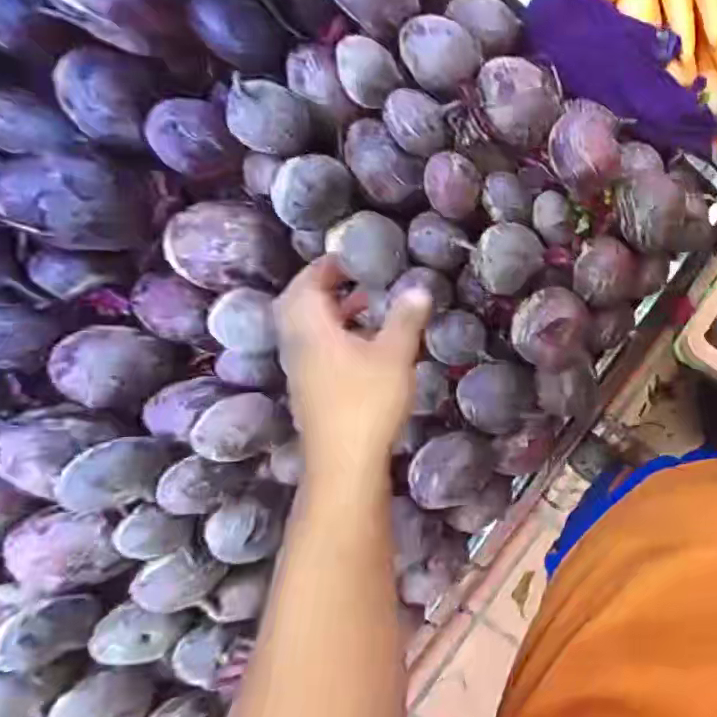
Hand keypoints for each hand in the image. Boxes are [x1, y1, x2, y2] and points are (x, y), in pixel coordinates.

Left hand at [275, 257, 432, 472]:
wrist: (344, 460)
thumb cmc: (367, 401)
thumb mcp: (395, 354)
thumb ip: (405, 319)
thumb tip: (418, 287)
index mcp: (311, 330)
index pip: (306, 286)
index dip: (325, 267)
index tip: (348, 256)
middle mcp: (297, 346)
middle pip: (298, 305)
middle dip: (323, 287)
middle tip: (352, 277)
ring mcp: (301, 370)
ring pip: (307, 328)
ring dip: (331, 312)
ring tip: (365, 306)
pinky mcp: (311, 390)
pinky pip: (315, 348)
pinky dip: (334, 334)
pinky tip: (363, 344)